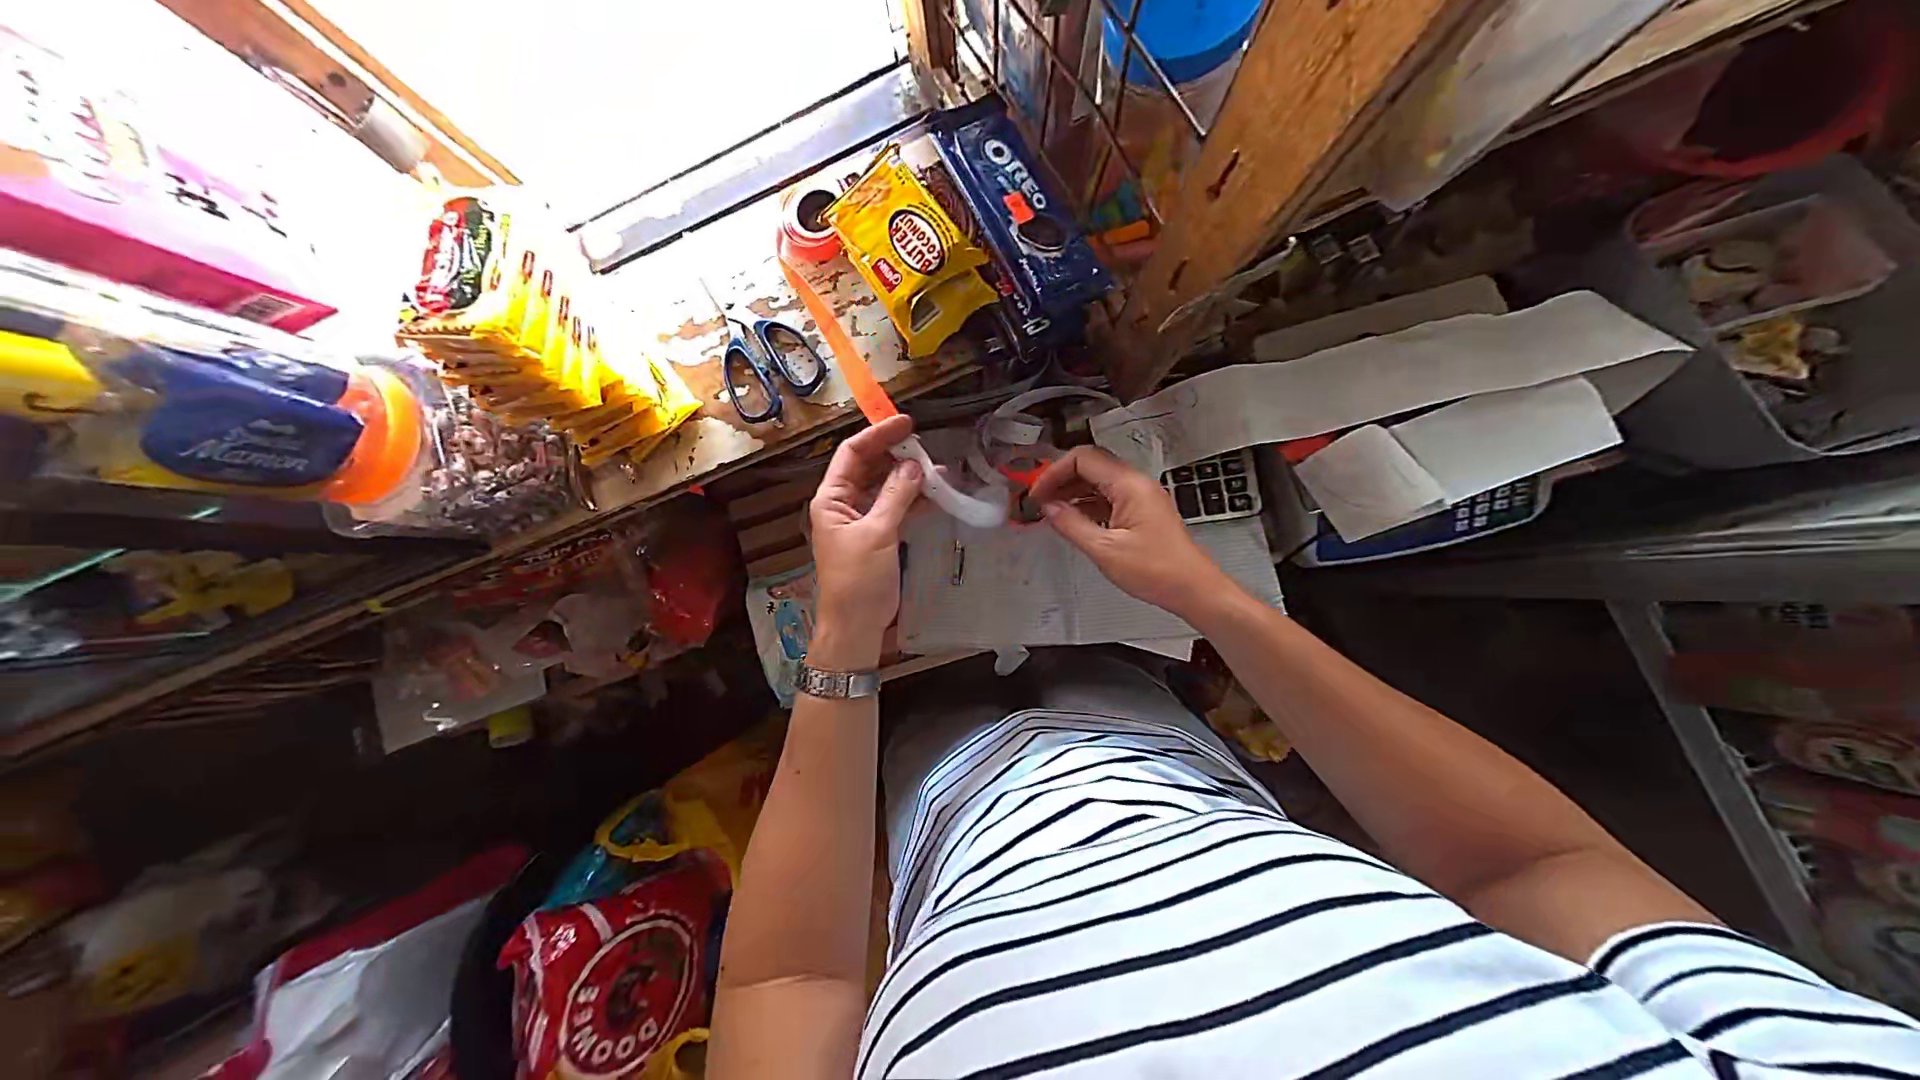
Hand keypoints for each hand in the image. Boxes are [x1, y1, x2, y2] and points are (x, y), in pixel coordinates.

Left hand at [808, 414, 923, 668]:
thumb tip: (914, 465)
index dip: (878, 435)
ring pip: (885, 487)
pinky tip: (935, 495)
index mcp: (831, 499)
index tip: (906, 422)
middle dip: (896, 455)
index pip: (852, 454)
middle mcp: (843, 504)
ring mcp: (861, 520)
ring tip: (938, 470)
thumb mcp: (878, 534)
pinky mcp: (877, 536)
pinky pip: (895, 508)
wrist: (855, 627)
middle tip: (926, 446)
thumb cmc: (858, 581)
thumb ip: (896, 496)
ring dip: (909, 478)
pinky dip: (913, 501)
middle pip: (869, 467)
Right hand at [1030, 446, 1231, 616]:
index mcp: (1129, 485)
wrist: (1192, 588)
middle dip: (1061, 479)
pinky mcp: (1142, 510)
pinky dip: (1088, 503)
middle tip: (1040, 500)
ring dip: (1073, 491)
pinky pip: (1109, 497)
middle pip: (1091, 465)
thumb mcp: (1104, 550)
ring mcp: (1141, 496)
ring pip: (1099, 481)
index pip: (1083, 459)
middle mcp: (1136, 484)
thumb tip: (1048, 508)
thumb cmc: (1157, 571)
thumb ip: (1071, 525)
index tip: (1037, 493)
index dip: (1054, 472)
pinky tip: (1073, 519)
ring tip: (1051, 510)